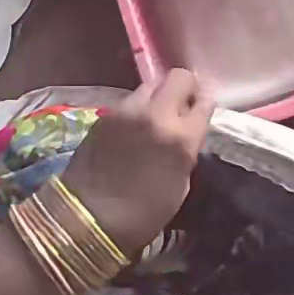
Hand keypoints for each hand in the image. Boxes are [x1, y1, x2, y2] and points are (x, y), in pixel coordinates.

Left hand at [63, 70, 213, 255]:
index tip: (201, 111)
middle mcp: (156, 114)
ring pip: (150, 86)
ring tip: (155, 117)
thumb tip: (187, 133)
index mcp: (181, 137)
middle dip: (184, 88)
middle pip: (178, 77)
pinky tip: (133, 129)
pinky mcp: (105, 115)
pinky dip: (136, 110)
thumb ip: (186, 149)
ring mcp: (127, 111)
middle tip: (181, 106)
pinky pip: (128, 102)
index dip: (204, 105)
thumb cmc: (143, 213)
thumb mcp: (180, 186)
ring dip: (157, 98)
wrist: (89, 217)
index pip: (204, 102)